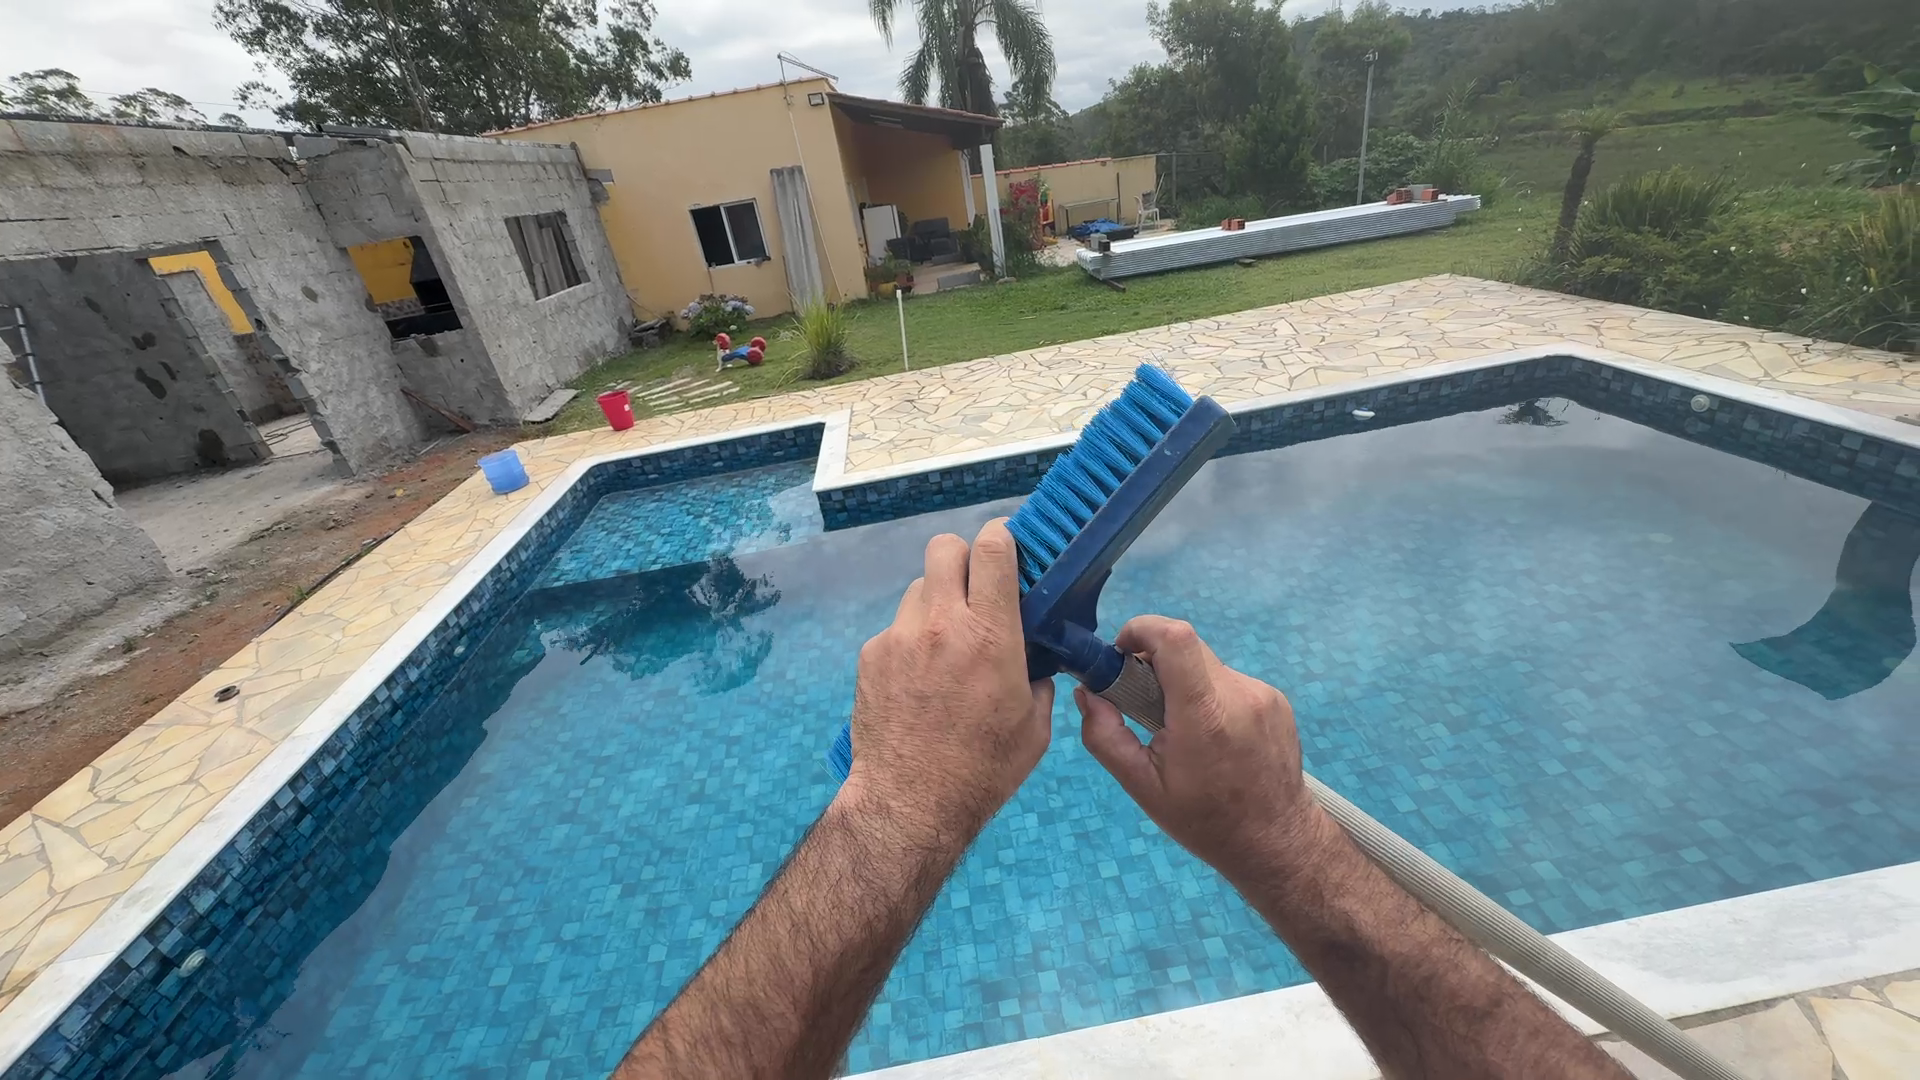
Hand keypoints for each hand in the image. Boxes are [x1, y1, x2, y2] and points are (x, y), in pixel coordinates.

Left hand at [843, 519, 1054, 834]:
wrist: (909, 802)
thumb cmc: (984, 768)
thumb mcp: (1035, 727)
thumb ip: (1038, 679)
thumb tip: (1031, 661)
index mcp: (990, 635)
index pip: (992, 551)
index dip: (1001, 535)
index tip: (1007, 543)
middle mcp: (942, 622)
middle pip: (944, 547)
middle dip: (963, 557)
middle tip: (974, 588)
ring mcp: (899, 635)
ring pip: (920, 588)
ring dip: (938, 602)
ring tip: (944, 644)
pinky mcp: (871, 654)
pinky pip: (898, 627)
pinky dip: (912, 639)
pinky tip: (917, 678)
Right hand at [1075, 616, 1324, 881]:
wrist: (1278, 844)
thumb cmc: (1203, 820)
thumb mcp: (1140, 786)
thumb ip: (1104, 736)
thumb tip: (1087, 693)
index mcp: (1203, 714)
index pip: (1175, 637)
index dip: (1141, 629)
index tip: (1121, 653)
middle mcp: (1238, 693)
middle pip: (1185, 644)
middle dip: (1153, 658)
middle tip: (1139, 697)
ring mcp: (1263, 693)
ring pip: (1204, 662)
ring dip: (1180, 679)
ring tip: (1177, 725)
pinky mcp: (1275, 699)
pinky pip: (1226, 678)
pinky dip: (1205, 692)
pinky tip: (1208, 733)